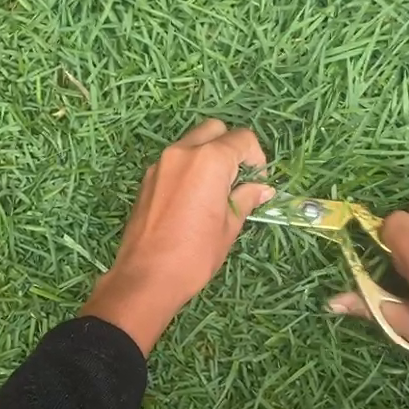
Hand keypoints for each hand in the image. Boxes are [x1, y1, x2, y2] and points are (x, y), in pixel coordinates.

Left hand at [81, 120, 273, 354]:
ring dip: (209, 155)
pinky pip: (175, 160)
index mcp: (209, 160)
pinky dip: (190, 167)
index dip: (257, 158)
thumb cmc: (194, 255)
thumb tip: (262, 189)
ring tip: (217, 190)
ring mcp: (160, 163)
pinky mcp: (147, 179)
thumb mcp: (229, 227)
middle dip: (232, 148)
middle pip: (215, 130)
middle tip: (239, 179)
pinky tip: (194, 198)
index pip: (242, 140)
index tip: (259, 181)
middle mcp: (182, 152)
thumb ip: (246, 199)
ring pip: (192, 142)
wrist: (146, 278)